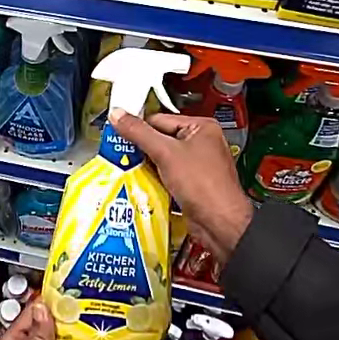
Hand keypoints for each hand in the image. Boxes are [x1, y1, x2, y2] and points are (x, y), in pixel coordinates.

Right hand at [107, 110, 253, 260]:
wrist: (220, 224)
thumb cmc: (205, 186)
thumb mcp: (166, 153)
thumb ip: (139, 133)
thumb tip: (119, 115)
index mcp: (201, 127)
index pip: (160, 120)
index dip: (139, 127)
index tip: (118, 131)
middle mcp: (201, 143)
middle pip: (160, 139)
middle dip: (142, 149)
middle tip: (121, 153)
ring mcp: (196, 165)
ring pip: (162, 160)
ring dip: (146, 167)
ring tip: (129, 169)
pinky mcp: (191, 184)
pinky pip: (166, 176)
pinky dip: (154, 180)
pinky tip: (142, 183)